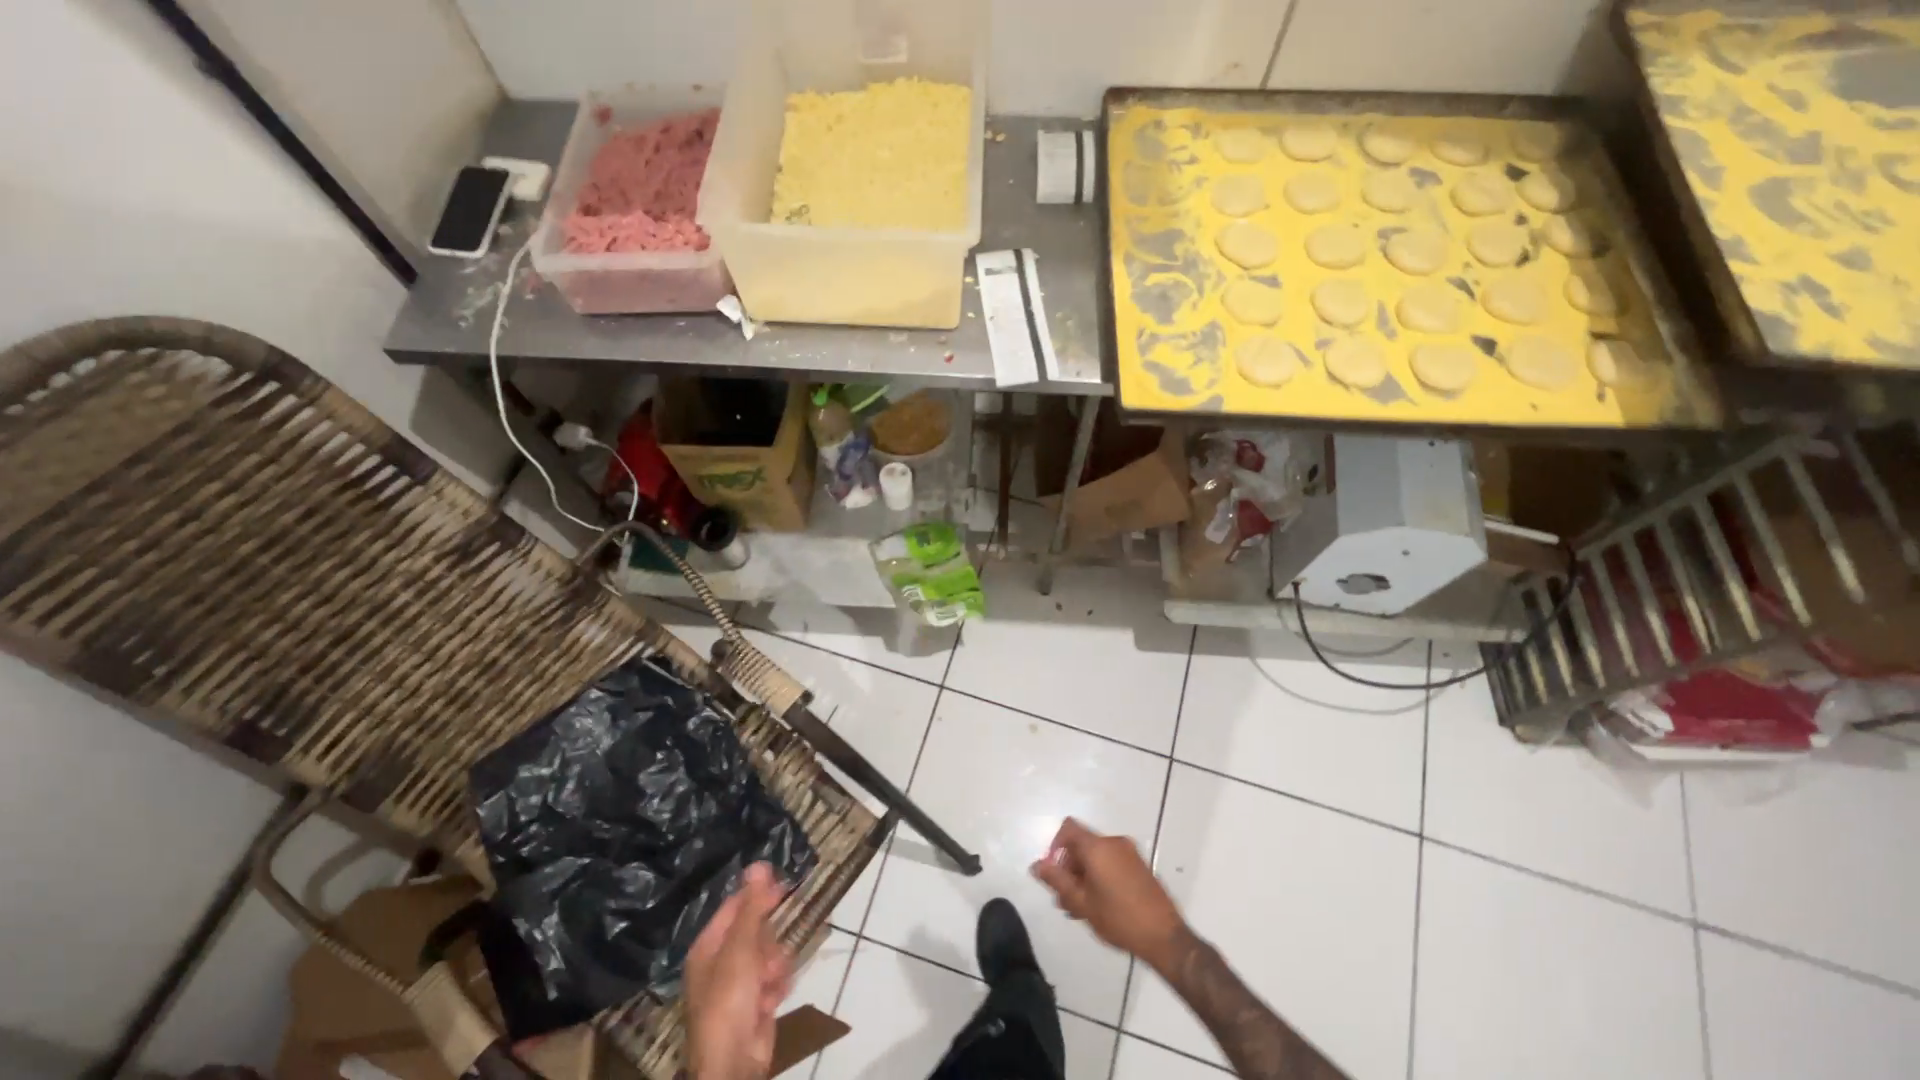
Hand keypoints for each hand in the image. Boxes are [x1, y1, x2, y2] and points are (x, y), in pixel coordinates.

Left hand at [685, 863, 793, 1079]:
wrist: (733, 1063)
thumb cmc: (728, 1001)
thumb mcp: (741, 950)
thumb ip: (753, 908)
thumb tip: (759, 864)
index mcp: (708, 946)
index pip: (735, 908)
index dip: (758, 895)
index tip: (784, 885)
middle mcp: (722, 961)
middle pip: (756, 931)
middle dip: (768, 943)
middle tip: (768, 959)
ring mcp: (740, 982)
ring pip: (770, 954)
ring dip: (775, 967)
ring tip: (770, 985)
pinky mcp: (757, 1000)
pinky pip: (774, 978)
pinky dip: (777, 986)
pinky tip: (773, 1000)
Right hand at [1030, 818, 1185, 972]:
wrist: (1164, 937)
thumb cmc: (1119, 918)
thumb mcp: (1081, 902)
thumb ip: (1056, 880)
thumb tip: (1036, 865)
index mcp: (1099, 847)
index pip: (1068, 829)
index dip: (1054, 847)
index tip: (1053, 874)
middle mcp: (1114, 843)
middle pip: (1081, 845)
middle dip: (1068, 868)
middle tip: (1063, 900)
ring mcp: (1130, 854)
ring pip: (1095, 857)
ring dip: (1082, 877)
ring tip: (1078, 909)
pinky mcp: (1139, 866)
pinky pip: (1110, 863)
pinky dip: (1098, 877)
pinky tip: (1096, 906)